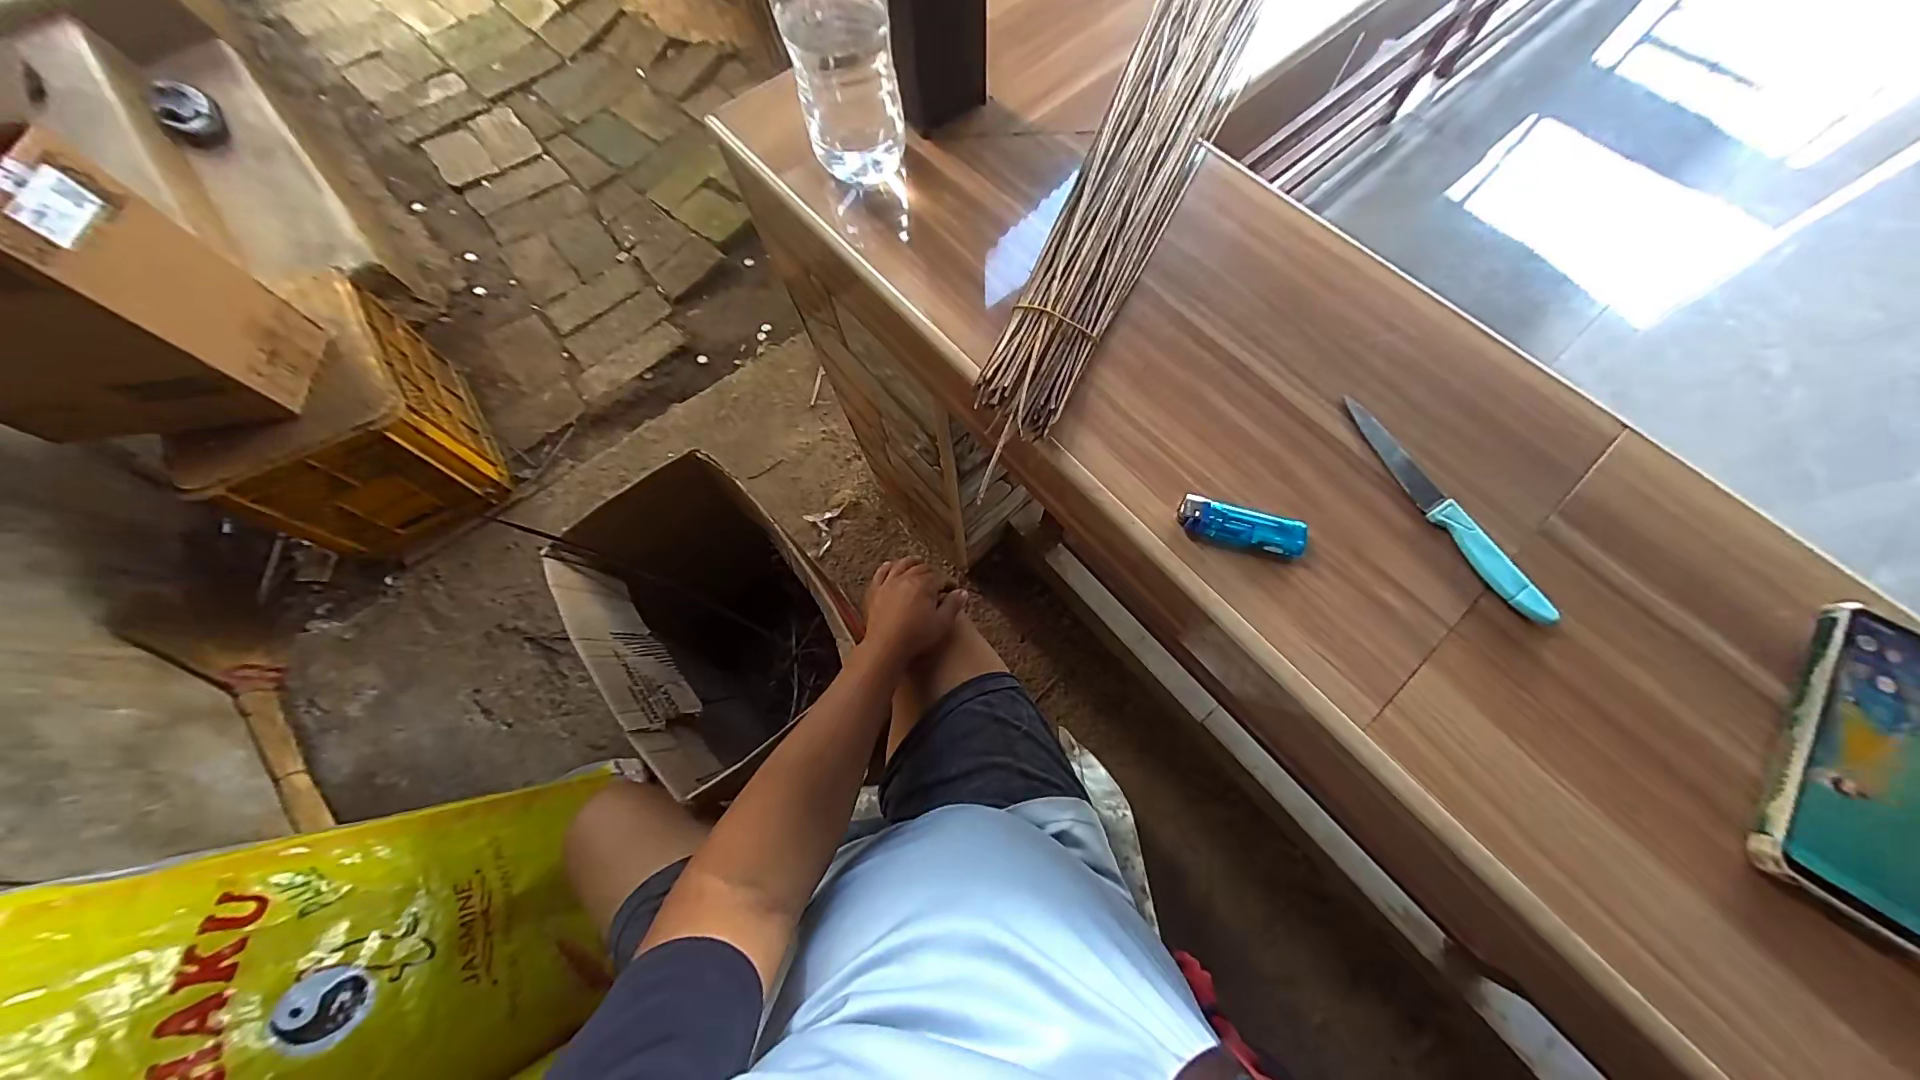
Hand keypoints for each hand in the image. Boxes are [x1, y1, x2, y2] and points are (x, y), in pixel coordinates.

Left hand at [861, 557, 965, 664]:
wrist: (886, 647)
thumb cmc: (915, 637)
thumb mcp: (942, 623)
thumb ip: (953, 605)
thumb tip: (961, 593)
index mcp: (924, 584)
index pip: (940, 577)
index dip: (949, 582)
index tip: (953, 589)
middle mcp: (905, 579)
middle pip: (922, 568)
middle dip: (933, 572)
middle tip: (939, 580)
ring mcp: (888, 584)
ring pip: (902, 565)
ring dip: (912, 563)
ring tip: (918, 563)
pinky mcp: (875, 592)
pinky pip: (881, 573)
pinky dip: (888, 567)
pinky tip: (891, 567)